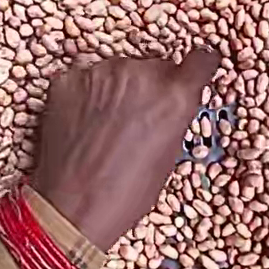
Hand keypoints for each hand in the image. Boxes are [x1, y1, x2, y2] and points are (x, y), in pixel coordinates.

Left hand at [32, 50, 219, 249]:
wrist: (71, 208)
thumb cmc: (124, 194)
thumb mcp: (168, 157)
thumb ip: (175, 117)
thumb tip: (172, 101)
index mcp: (174, 96)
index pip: (200, 60)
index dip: (198, 66)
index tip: (195, 69)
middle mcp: (140, 75)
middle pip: (155, 67)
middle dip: (150, 86)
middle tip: (138, 118)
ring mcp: (100, 74)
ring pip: (118, 71)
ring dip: (117, 89)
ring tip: (106, 127)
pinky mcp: (68, 80)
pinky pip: (85, 80)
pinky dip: (86, 95)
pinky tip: (83, 124)